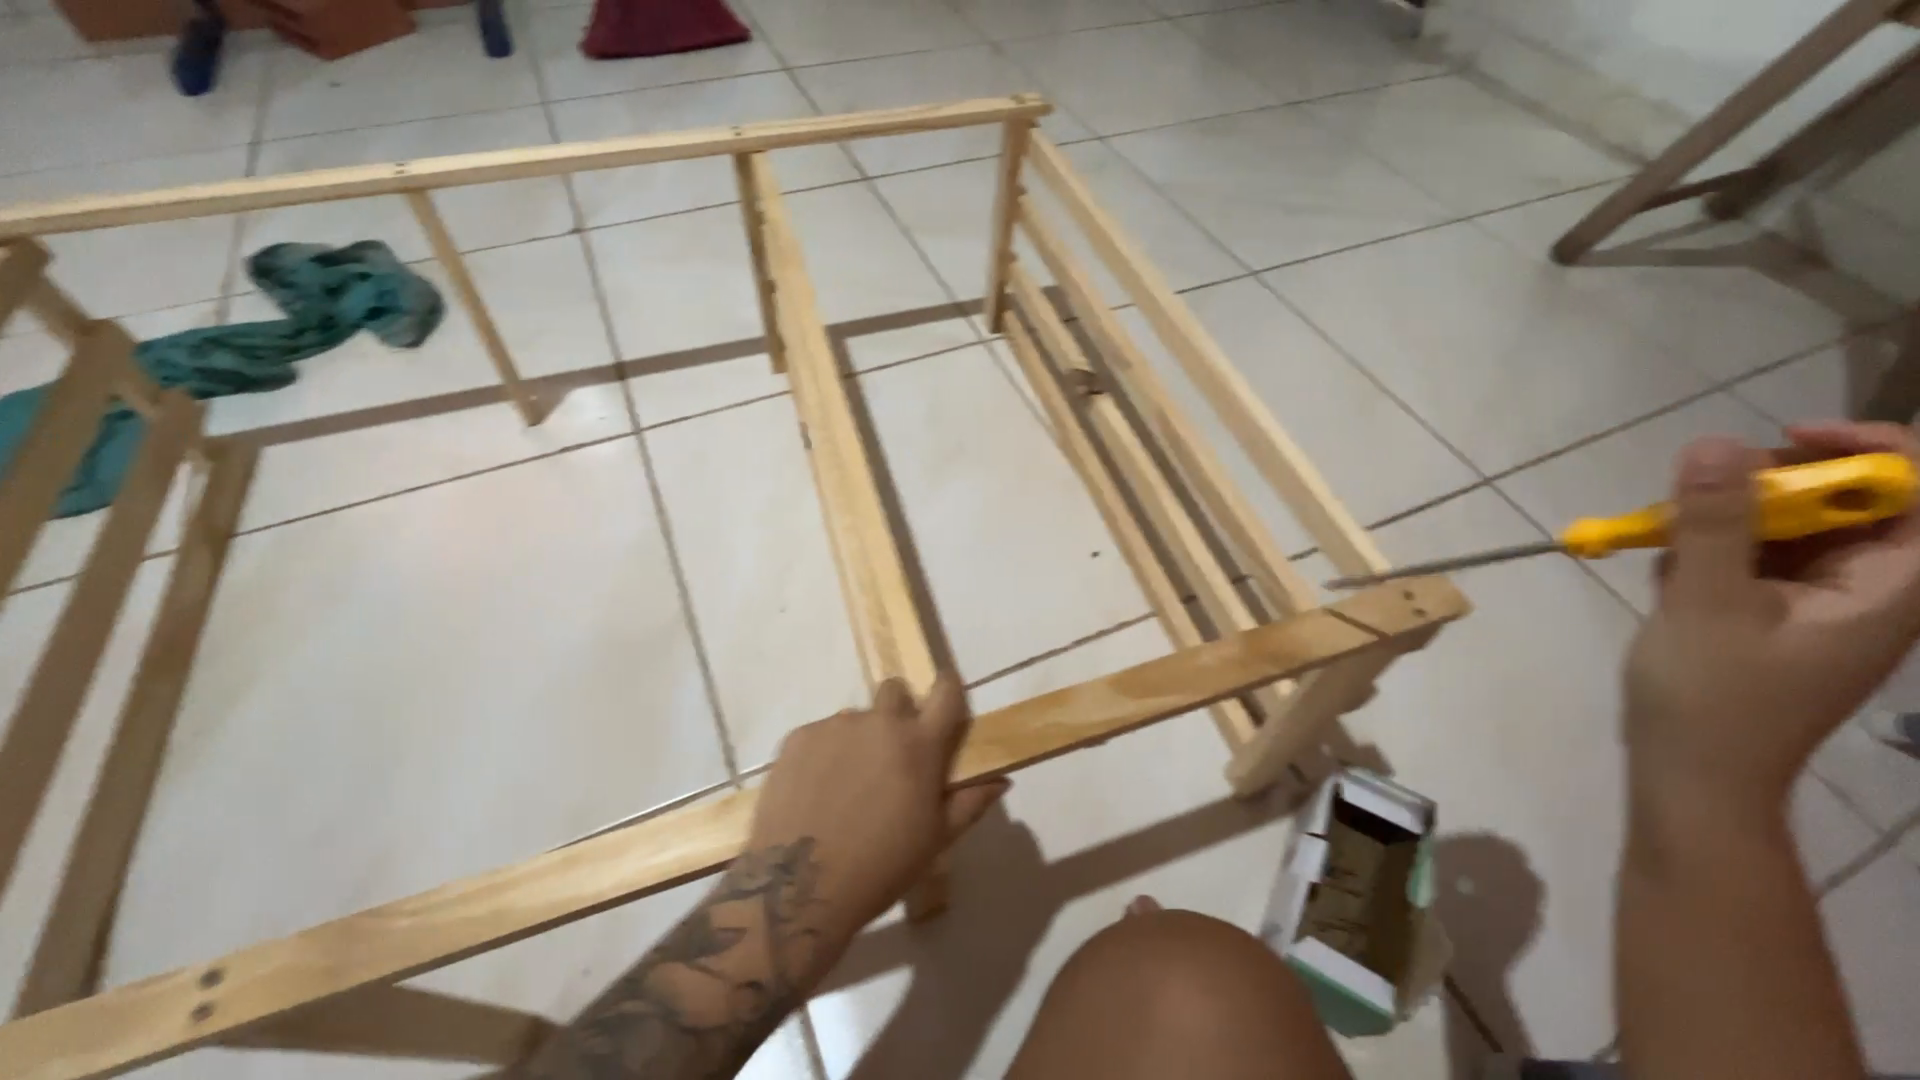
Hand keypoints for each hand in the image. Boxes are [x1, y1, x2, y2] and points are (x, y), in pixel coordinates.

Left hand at [740, 675, 1008, 950]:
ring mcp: (834, 727)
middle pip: (895, 692)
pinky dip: (824, 754)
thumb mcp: (937, 840)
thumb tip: (1000, 779)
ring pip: (855, 718)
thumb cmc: (882, 866)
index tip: (945, 698)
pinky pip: (820, 734)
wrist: (799, 885)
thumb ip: (971, 801)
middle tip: (892, 755)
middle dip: (899, 712)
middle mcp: (879, 723)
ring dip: (859, 739)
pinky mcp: (797, 738)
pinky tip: (818, 792)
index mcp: (920, 744)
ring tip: (848, 786)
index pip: (946, 692)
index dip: (947, 689)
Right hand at [1624, 423, 1919, 813]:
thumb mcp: (1705, 602)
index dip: (1864, 449)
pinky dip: (1717, 556)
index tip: (1781, 441)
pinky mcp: (1783, 622)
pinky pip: (1763, 563)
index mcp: (1890, 589)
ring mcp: (1826, 609)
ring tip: (1672, 541)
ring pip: (1795, 532)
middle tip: (1702, 492)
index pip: (1919, 491)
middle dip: (1773, 487)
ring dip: (1731, 524)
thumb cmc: (1712, 698)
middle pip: (1849, 504)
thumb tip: (1717, 442)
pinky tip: (1673, 576)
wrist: (1695, 781)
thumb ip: (1716, 521)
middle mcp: (1873, 592)